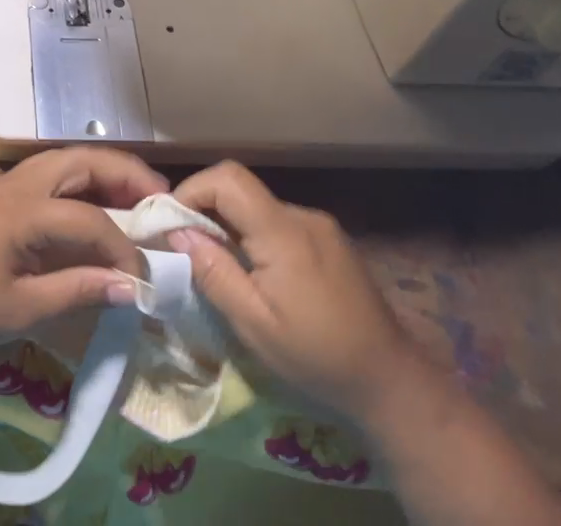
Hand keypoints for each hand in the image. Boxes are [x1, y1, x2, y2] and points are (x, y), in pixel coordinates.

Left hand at [0, 148, 167, 356]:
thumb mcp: (24, 309)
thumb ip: (80, 291)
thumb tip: (134, 288)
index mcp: (20, 213)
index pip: (89, 218)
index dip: (123, 248)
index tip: (142, 280)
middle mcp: (15, 186)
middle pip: (80, 161)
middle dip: (125, 174)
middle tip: (160, 199)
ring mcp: (5, 186)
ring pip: (64, 161)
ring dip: (104, 173)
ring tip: (137, 197)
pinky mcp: (0, 196)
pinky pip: (49, 175)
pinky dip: (81, 182)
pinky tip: (99, 206)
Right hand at [168, 162, 432, 426]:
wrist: (390, 380)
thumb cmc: (317, 356)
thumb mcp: (253, 324)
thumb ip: (214, 272)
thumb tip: (177, 232)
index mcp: (283, 233)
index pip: (228, 179)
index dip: (190, 191)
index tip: (170, 225)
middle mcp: (303, 217)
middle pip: (240, 190)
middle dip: (203, 212)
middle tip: (183, 250)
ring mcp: (320, 227)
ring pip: (257, 208)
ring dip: (228, 227)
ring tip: (215, 266)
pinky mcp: (328, 241)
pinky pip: (277, 224)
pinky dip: (252, 237)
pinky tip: (251, 274)